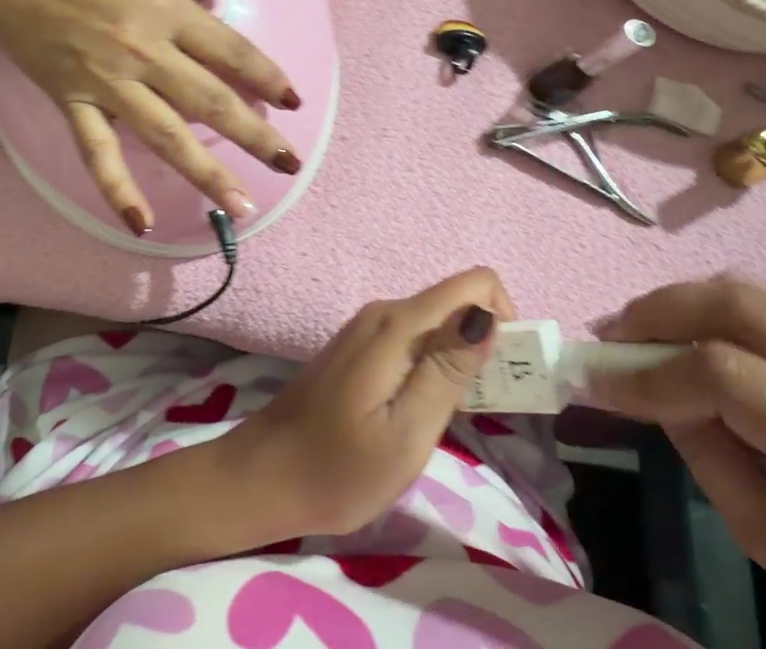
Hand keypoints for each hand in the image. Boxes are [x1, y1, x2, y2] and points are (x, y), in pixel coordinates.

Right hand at [0, 0, 301, 232]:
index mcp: (165, 11)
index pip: (229, 50)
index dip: (266, 76)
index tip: (293, 101)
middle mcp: (144, 53)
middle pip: (208, 101)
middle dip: (253, 134)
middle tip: (290, 164)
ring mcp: (107, 85)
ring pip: (165, 135)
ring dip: (206, 173)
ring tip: (241, 206)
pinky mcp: (74, 105)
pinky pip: (98, 154)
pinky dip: (118, 189)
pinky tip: (143, 224)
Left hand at [222, 268, 515, 537]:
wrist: (263, 480)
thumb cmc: (339, 469)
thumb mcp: (407, 432)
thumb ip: (448, 370)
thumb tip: (487, 316)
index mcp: (397, 326)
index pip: (473, 284)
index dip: (502, 321)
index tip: (500, 376)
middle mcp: (381, 314)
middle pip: (456, 303)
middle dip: (482, 345)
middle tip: (473, 409)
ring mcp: (364, 331)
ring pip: (436, 324)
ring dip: (458, 361)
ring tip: (445, 418)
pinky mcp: (356, 351)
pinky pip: (412, 341)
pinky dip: (431, 368)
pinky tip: (416, 413)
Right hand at [588, 278, 765, 648]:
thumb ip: (708, 459)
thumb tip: (646, 390)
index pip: (728, 374)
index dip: (651, 372)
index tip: (598, 383)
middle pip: (742, 306)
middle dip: (660, 311)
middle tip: (609, 336)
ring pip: (757, 293)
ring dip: (682, 302)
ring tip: (636, 330)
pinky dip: (714, 310)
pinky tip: (685, 335)